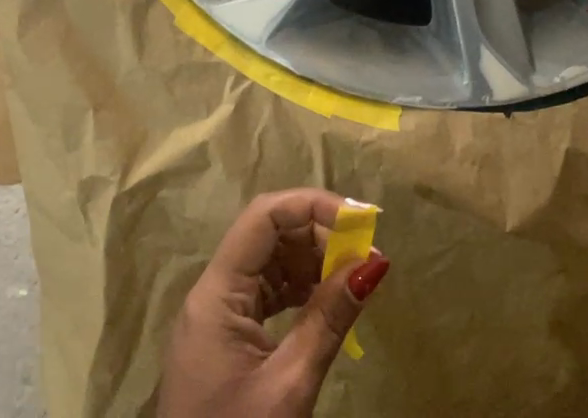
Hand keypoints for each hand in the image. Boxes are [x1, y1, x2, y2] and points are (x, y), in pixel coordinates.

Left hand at [158, 189, 389, 417]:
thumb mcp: (290, 383)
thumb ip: (329, 318)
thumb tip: (374, 262)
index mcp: (216, 293)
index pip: (264, 217)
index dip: (313, 206)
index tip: (362, 221)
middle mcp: (213, 292)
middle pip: (267, 234)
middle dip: (320, 232)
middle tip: (368, 254)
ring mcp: (218, 314)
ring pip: (269, 260)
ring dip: (314, 259)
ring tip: (356, 275)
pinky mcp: (228, 335)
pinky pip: (267, 291)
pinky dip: (301, 286)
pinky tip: (330, 298)